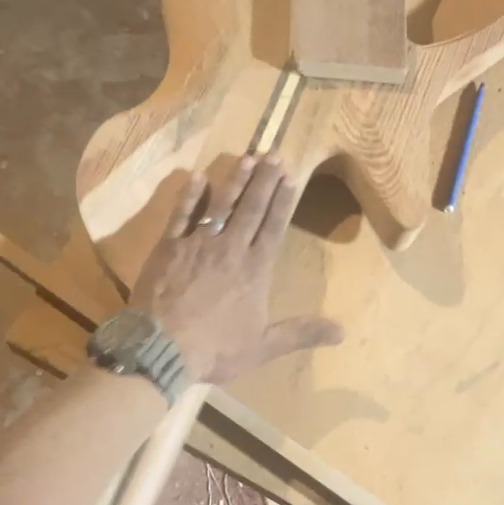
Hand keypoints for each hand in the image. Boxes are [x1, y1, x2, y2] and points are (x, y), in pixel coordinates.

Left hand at [129, 155, 344, 383]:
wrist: (162, 347)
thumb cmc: (216, 349)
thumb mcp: (263, 347)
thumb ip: (301, 333)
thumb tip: (341, 332)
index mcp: (255, 270)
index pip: (274, 226)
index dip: (283, 201)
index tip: (292, 176)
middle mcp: (230, 248)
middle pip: (251, 208)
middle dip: (264, 180)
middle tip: (273, 155)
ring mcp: (197, 244)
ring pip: (220, 205)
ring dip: (234, 180)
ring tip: (247, 158)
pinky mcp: (168, 248)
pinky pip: (180, 215)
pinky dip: (190, 196)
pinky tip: (198, 178)